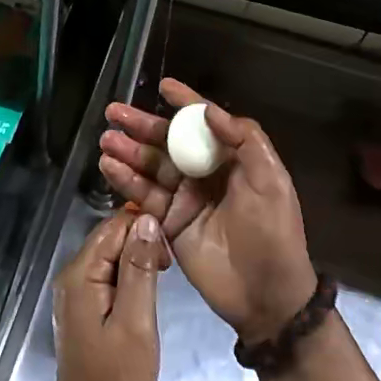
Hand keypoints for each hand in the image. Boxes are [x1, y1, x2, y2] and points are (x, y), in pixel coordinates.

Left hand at [47, 211, 166, 380]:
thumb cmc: (116, 380)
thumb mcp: (135, 322)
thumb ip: (139, 269)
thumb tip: (145, 220)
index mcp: (80, 274)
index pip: (113, 227)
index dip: (143, 229)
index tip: (170, 252)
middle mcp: (72, 275)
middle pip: (110, 238)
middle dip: (141, 242)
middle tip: (169, 268)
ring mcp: (76, 291)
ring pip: (111, 255)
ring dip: (138, 259)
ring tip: (163, 278)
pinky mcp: (85, 306)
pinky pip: (109, 275)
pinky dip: (130, 276)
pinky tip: (147, 292)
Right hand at [98, 79, 317, 344]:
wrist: (266, 294)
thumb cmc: (273, 233)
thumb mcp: (270, 183)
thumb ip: (245, 142)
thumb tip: (210, 110)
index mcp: (232, 160)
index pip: (205, 124)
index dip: (185, 104)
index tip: (164, 87)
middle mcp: (205, 174)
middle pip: (168, 143)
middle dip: (142, 126)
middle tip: (113, 112)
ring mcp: (184, 198)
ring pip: (151, 167)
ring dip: (128, 152)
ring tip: (106, 140)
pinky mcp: (168, 222)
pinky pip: (144, 196)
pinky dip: (125, 180)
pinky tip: (109, 167)